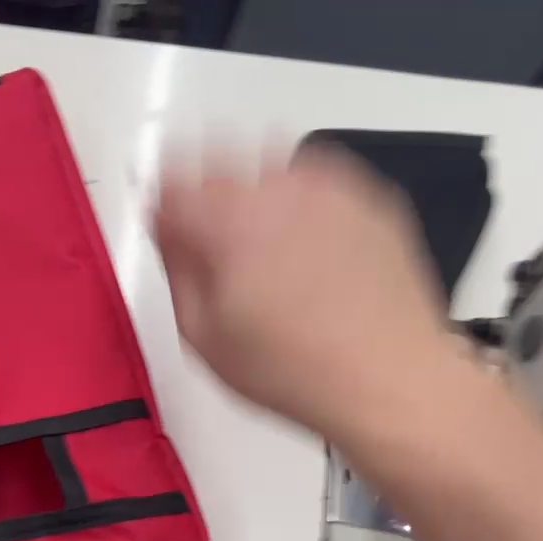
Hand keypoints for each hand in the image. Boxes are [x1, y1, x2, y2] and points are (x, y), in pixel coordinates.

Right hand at [153, 145, 465, 438]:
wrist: (384, 376)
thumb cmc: (292, 368)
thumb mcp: (202, 334)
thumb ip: (176, 267)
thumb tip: (166, 230)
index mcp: (228, 222)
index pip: (173, 182)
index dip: (158, 201)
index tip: (159, 219)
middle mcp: (279, 190)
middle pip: (222, 161)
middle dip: (203, 193)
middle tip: (201, 238)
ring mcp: (331, 189)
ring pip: (270, 164)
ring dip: (250, 192)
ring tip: (252, 247)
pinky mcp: (369, 199)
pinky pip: (317, 181)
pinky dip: (297, 203)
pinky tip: (297, 251)